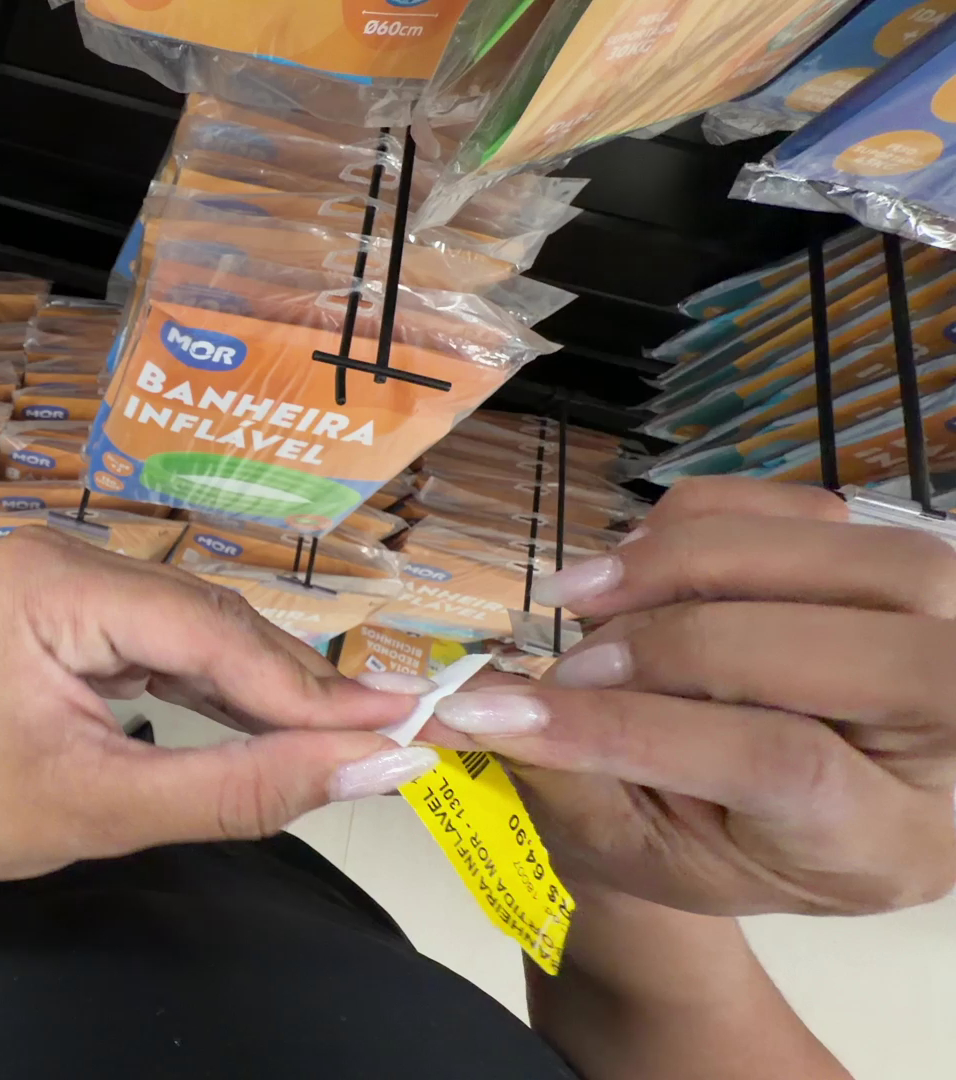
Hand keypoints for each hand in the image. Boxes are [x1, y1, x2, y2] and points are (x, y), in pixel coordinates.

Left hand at [0, 527, 436, 895]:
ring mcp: (67, 571)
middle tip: (384, 737)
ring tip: (342, 734)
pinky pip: (169, 634)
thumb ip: (244, 789)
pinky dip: (220, 681)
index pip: (199, 628)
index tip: (398, 725)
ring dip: (263, 684)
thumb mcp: (113, 809)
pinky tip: (272, 718)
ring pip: (196, 624)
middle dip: (289, 685)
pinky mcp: (79, 598)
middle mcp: (57, 554)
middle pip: (203, 617)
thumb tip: (378, 763)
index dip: (302, 685)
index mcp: (43, 584)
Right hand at [423, 477, 955, 915]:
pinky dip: (697, 522)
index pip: (779, 765)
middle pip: (884, 656)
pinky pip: (806, 508)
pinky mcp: (880, 578)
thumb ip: (544, 767)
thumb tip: (449, 706)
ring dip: (694, 565)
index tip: (482, 711)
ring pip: (873, 560)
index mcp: (881, 843)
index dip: (619, 727)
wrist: (714, 812)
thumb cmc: (659, 838)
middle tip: (567, 665)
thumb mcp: (606, 836)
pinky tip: (628, 569)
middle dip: (685, 641)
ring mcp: (939, 645)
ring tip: (581, 598)